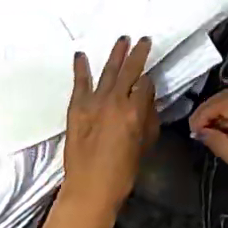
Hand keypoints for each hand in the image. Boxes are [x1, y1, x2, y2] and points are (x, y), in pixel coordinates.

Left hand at [55, 36, 156, 227]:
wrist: (89, 188)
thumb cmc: (122, 172)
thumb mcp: (144, 146)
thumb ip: (149, 120)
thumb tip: (149, 101)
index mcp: (135, 112)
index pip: (146, 85)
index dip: (149, 80)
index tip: (150, 78)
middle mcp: (115, 101)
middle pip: (129, 71)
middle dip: (138, 54)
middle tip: (144, 40)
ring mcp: (94, 102)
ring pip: (108, 71)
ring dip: (116, 54)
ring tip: (122, 39)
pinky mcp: (76, 107)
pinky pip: (80, 82)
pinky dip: (80, 67)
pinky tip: (81, 54)